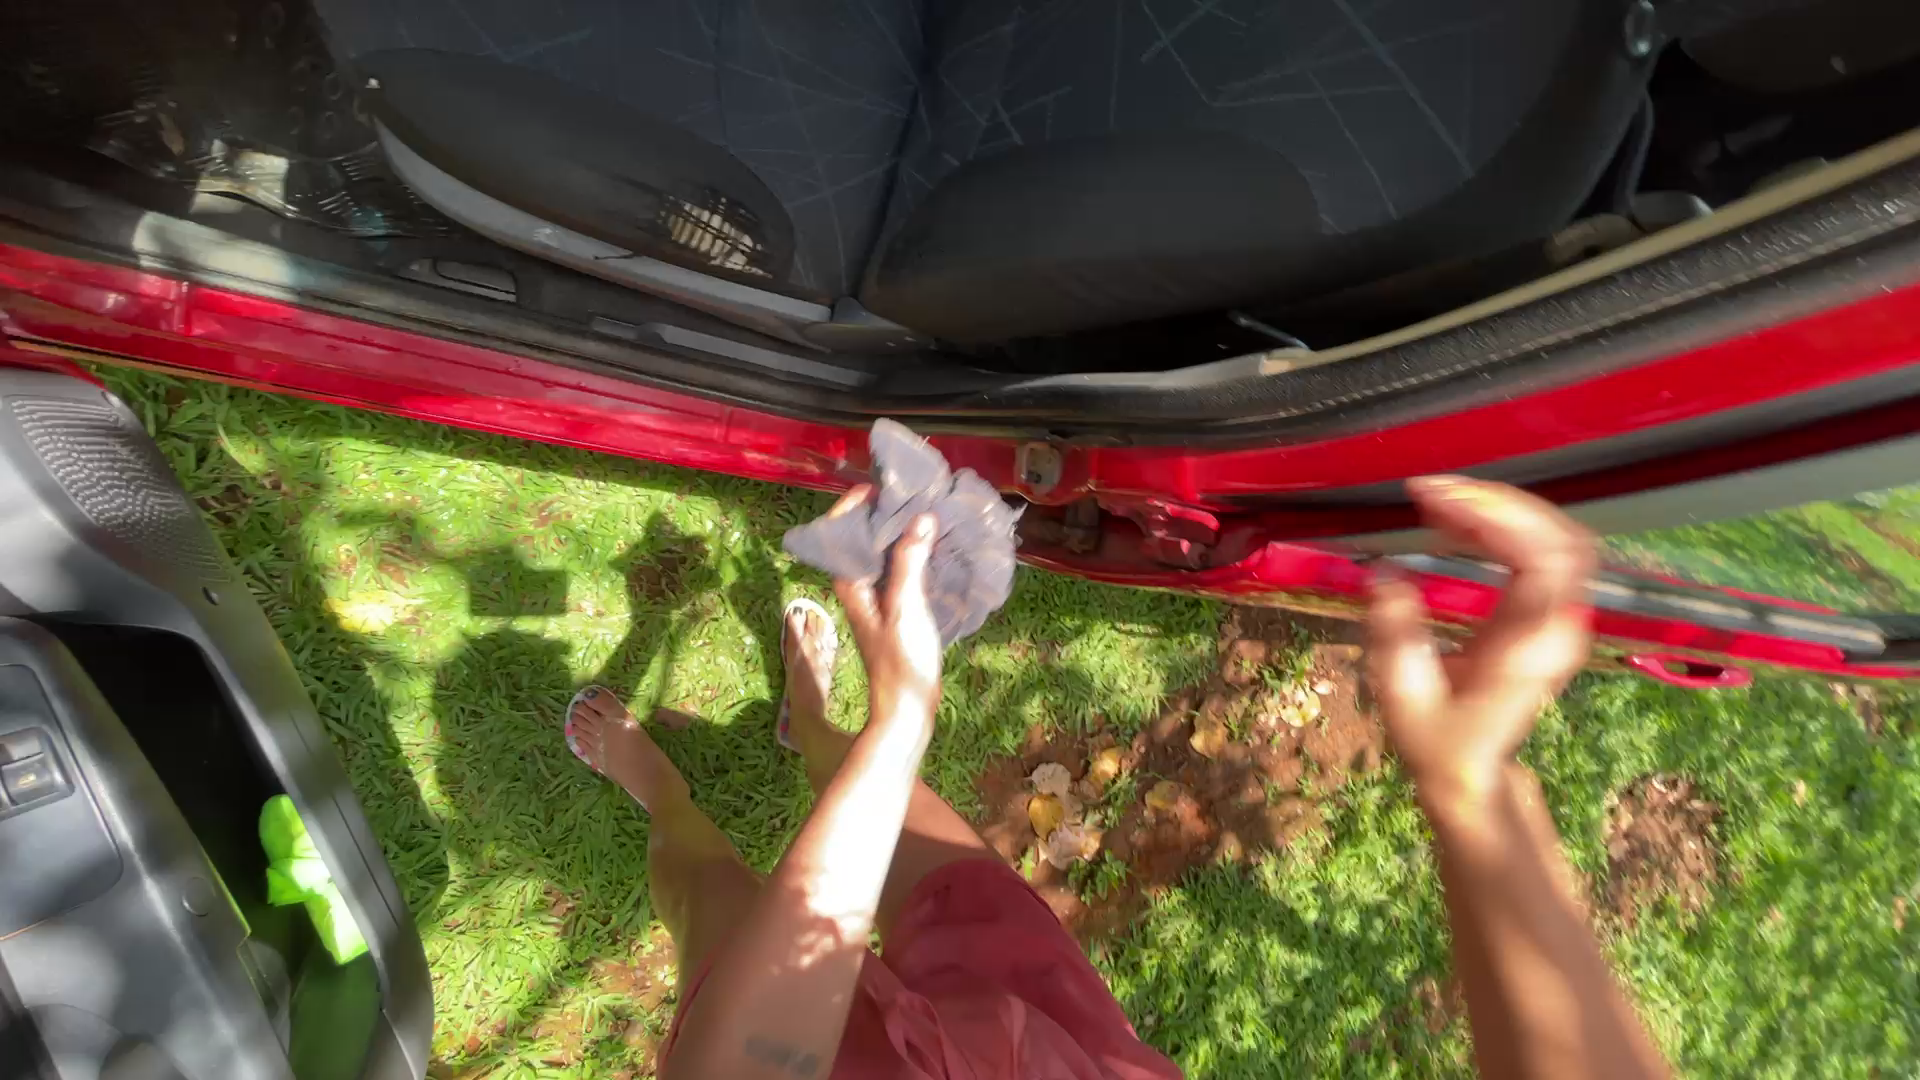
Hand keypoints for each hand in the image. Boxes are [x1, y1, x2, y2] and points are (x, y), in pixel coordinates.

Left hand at [827, 486, 942, 737]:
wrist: (908, 708)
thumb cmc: (901, 660)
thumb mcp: (905, 607)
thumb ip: (909, 562)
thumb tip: (921, 518)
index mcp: (850, 583)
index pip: (840, 532)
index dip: (854, 506)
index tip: (880, 486)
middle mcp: (858, 586)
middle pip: (863, 539)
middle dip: (883, 514)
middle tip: (913, 493)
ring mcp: (877, 598)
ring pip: (883, 553)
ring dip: (901, 533)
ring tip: (928, 511)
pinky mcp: (896, 607)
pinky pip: (901, 568)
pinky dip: (914, 553)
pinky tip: (936, 545)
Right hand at [1366, 476, 1595, 806]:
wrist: (1468, 770)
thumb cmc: (1435, 739)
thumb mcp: (1404, 693)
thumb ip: (1398, 633)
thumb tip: (1383, 572)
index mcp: (1531, 645)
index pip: (1542, 560)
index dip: (1495, 517)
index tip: (1434, 498)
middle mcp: (1559, 625)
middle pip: (1561, 539)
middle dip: (1497, 502)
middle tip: (1431, 489)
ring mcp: (1557, 618)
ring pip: (1557, 540)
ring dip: (1501, 509)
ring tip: (1439, 498)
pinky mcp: (1542, 613)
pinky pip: (1539, 552)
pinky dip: (1501, 526)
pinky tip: (1456, 520)